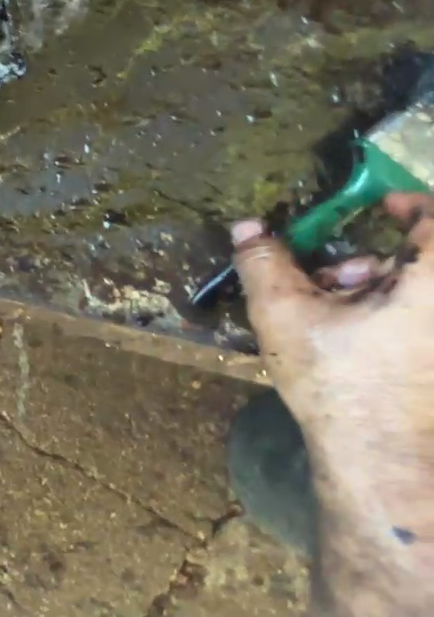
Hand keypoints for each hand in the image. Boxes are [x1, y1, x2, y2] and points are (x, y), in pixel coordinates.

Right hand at [233, 193, 433, 450]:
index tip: (379, 207)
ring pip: (423, 293)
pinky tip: (353, 336)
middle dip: (377, 259)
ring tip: (332, 310)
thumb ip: (265, 261)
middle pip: (430, 261)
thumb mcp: (283, 311)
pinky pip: (420, 321)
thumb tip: (248, 227)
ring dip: (382, 289)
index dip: (414, 205)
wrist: (385, 458)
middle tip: (332, 274)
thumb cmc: (339, 378)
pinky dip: (395, 317)